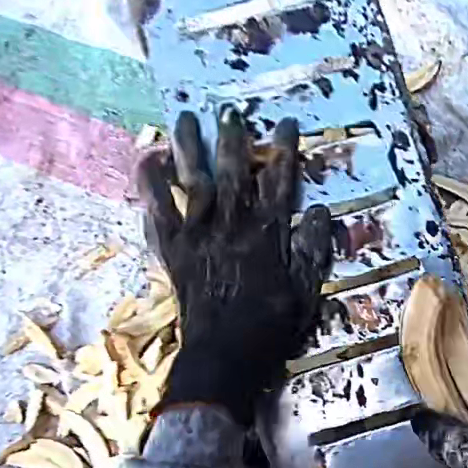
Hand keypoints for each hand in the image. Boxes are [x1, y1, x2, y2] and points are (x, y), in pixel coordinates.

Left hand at [139, 108, 332, 424]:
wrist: (222, 358)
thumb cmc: (270, 329)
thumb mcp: (305, 295)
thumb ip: (313, 252)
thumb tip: (321, 211)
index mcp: (267, 236)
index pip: (279, 183)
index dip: (284, 151)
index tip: (287, 124)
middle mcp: (231, 226)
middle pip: (232, 173)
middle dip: (234, 139)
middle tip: (231, 110)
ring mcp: (198, 235)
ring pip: (193, 181)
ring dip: (189, 148)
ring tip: (186, 119)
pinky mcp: (173, 250)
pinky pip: (159, 211)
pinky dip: (152, 185)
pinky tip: (147, 160)